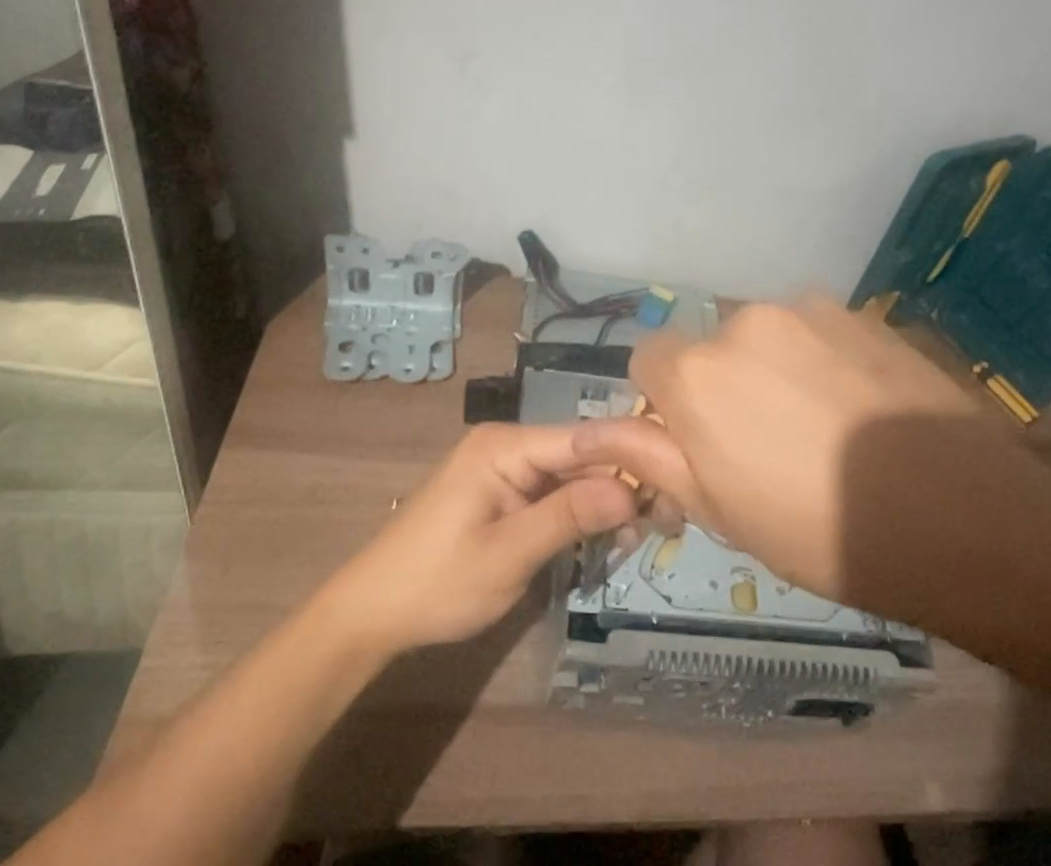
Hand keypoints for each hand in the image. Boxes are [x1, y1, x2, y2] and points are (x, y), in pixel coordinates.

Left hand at [323, 423, 637, 653]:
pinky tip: (604, 540)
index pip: (585, 438)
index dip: (632, 457)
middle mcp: (507, 446)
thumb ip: (568, 516)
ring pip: (573, 477)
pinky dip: (580, 516)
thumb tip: (632, 487)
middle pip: (582, 456)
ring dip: (604, 505)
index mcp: (504, 447)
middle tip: (663, 526)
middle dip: (621, 487)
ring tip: (635, 540)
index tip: (678, 488)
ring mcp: (505, 470)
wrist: (372, 612)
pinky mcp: (503, 495)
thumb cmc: (436, 583)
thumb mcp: (508, 553)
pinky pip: (554, 495)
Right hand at [573, 297, 1050, 624]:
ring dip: (777, 370)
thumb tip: (594, 431)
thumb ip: (653, 457)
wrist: (957, 516)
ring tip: (823, 429)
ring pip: (770, 338)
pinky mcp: (871, 316)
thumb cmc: (819, 530)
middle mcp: (747, 322)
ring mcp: (815, 312)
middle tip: (766, 446)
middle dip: (724, 386)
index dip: (666, 403)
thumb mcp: (719, 510)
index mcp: (697, 371)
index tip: (699, 444)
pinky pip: (823, 335)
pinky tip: (863, 411)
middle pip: (712, 347)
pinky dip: (826, 363)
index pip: (648, 359)